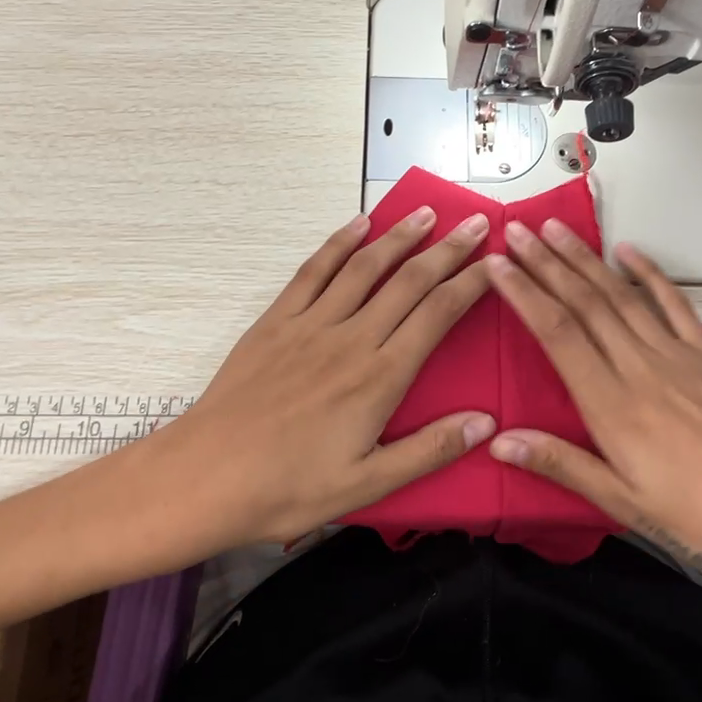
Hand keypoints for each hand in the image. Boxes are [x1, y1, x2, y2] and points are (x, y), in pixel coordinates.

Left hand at [146, 206, 498, 550]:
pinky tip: (357, 224)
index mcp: (380, 377)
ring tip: (425, 212)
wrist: (206, 477)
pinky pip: (313, 272)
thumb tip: (486, 421)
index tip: (495, 260)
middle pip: (409, 281)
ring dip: (398, 236)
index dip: (471, 283)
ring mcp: (310, 325)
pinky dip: (337, 244)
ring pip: (364, 267)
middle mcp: (351, 339)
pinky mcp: (276, 322)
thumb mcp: (368, 484)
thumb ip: (429, 449)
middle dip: (447, 249)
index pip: (438, 315)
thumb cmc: (289, 488)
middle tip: (474, 221)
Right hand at [482, 219, 701, 596]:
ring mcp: (677, 355)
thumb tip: (497, 441)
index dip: (524, 294)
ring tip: (556, 230)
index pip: (557, 333)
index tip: (497, 265)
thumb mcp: (621, 501)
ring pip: (621, 294)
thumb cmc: (695, 515)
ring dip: (585, 259)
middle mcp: (640, 367)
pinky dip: (650, 273)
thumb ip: (559, 463)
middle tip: (516, 231)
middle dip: (546, 263)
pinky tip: (628, 250)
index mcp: (612, 404)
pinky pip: (674, 303)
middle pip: (585, 303)